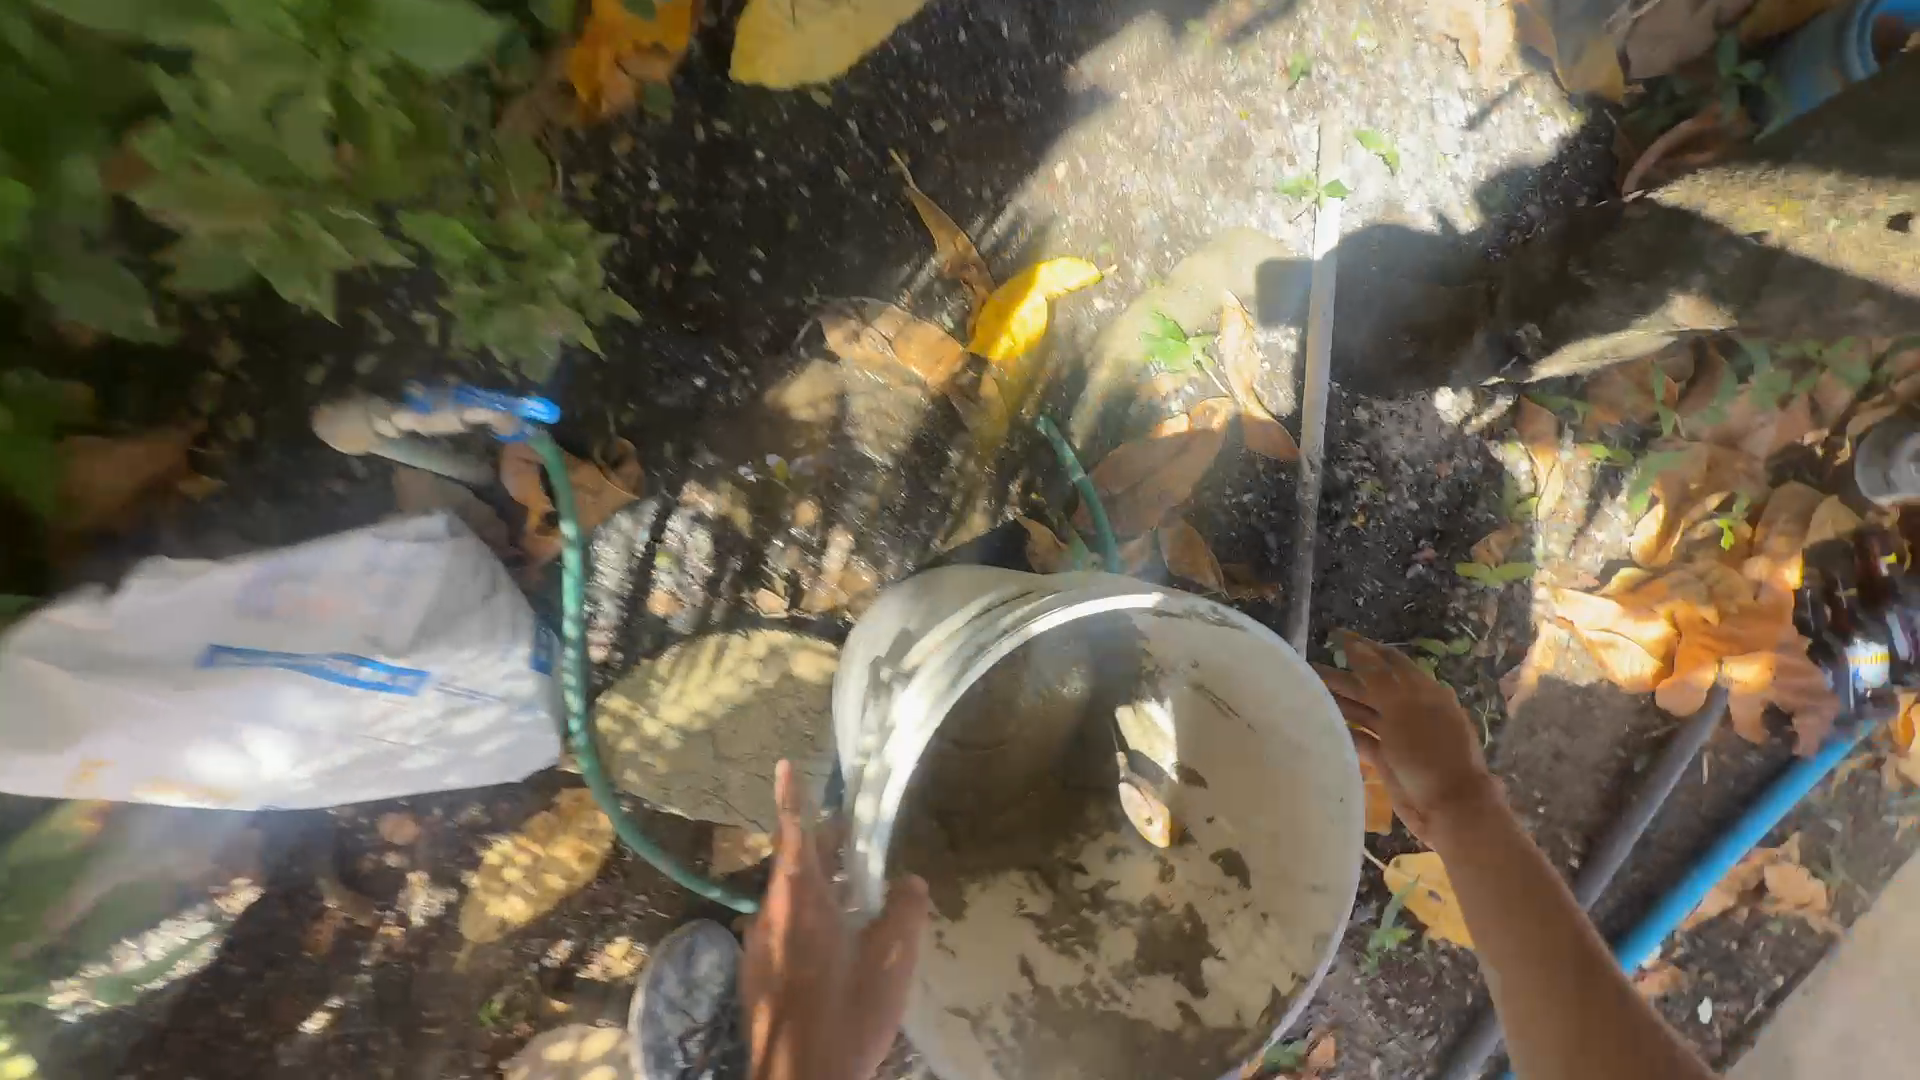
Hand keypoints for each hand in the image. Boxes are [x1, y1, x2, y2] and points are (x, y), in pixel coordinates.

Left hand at [740, 760, 931, 1079]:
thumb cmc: (848, 1011)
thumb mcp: (893, 957)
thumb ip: (905, 908)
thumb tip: (908, 882)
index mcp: (799, 900)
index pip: (794, 834)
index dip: (790, 797)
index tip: (784, 764)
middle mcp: (770, 916)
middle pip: (795, 865)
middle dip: (825, 848)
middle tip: (857, 843)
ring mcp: (759, 949)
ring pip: (790, 900)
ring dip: (820, 888)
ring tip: (857, 896)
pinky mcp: (757, 977)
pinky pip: (784, 929)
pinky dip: (810, 919)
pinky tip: (838, 945)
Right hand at [1315, 632, 1499, 845]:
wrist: (1449, 809)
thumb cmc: (1428, 752)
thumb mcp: (1403, 707)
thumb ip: (1375, 675)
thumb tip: (1354, 644)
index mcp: (1422, 691)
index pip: (1389, 660)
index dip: (1363, 648)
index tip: (1333, 638)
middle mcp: (1412, 709)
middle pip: (1372, 686)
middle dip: (1343, 677)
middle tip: (1308, 671)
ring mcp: (1400, 735)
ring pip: (1365, 711)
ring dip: (1340, 702)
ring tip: (1308, 695)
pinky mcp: (1389, 758)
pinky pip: (1363, 738)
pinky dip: (1345, 731)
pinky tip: (1324, 725)